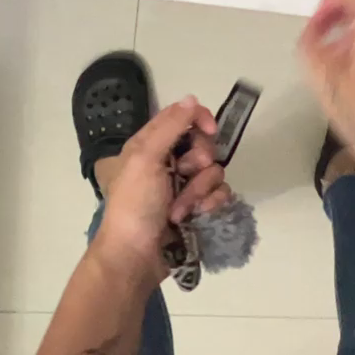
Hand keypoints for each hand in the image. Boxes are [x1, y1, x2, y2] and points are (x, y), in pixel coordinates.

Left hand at [90, 98, 232, 286]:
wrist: (136, 256)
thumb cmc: (135, 205)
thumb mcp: (145, 158)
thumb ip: (170, 126)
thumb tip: (192, 98)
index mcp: (151, 144)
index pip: (184, 117)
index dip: (200, 119)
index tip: (209, 130)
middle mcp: (169, 161)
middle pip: (204, 144)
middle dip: (200, 161)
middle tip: (185, 173)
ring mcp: (184, 186)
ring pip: (214, 171)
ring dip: (200, 190)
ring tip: (181, 208)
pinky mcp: (198, 207)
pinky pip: (220, 194)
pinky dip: (210, 204)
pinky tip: (197, 216)